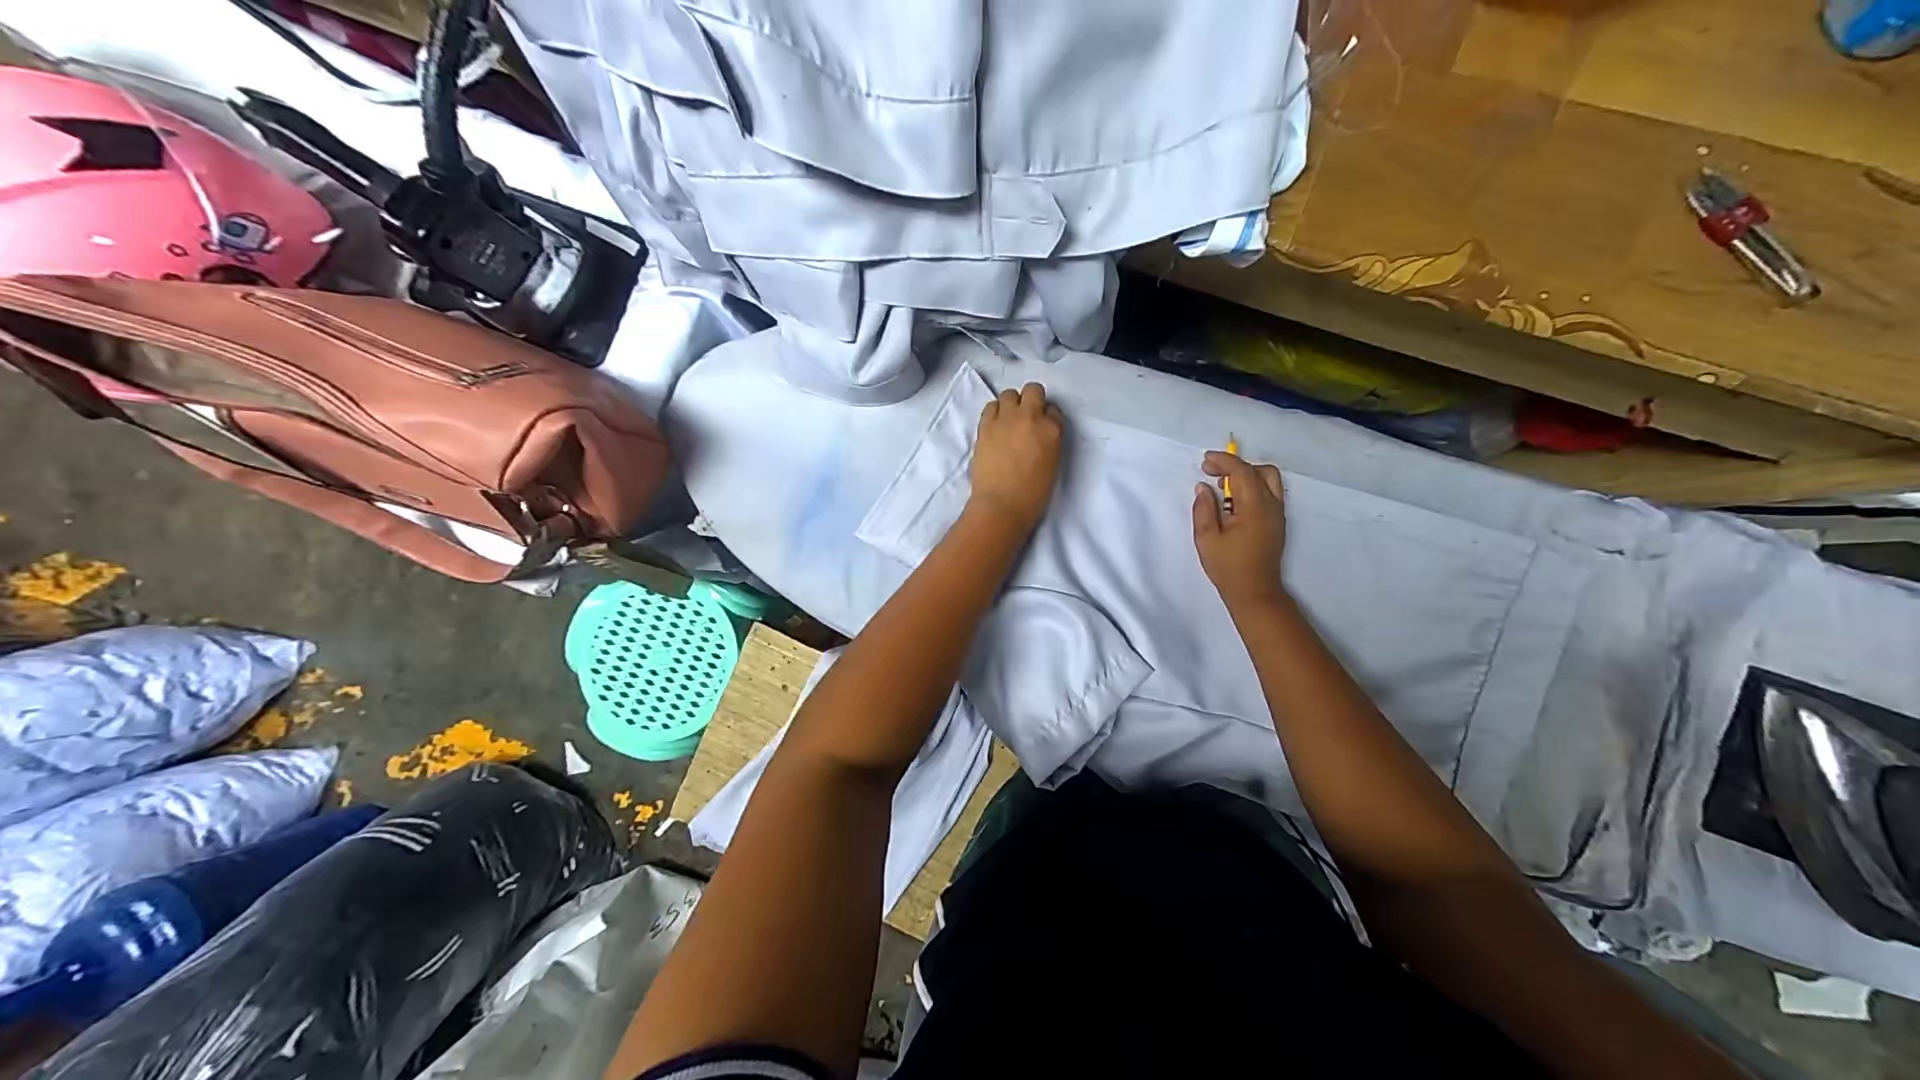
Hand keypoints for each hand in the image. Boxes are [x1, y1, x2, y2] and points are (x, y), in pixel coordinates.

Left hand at [969, 382, 1063, 534]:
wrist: (1002, 505)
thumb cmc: (1033, 494)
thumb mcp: (1053, 464)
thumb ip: (1049, 442)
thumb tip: (1040, 434)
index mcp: (1053, 430)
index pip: (1054, 410)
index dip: (1048, 416)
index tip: (1042, 427)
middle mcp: (1031, 418)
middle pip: (1033, 390)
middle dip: (1031, 400)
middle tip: (1026, 418)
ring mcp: (1006, 419)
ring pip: (1009, 394)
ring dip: (1011, 404)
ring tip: (1008, 421)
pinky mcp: (985, 426)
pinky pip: (990, 406)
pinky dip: (994, 412)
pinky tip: (995, 426)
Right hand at [1192, 450, 1287, 613]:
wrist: (1255, 591)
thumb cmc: (1228, 567)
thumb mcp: (1206, 538)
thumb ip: (1204, 509)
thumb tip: (1203, 488)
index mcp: (1254, 507)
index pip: (1241, 471)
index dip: (1223, 461)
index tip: (1205, 460)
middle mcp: (1271, 505)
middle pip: (1260, 470)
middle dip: (1235, 465)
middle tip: (1212, 472)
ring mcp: (1278, 513)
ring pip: (1269, 479)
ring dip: (1247, 475)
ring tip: (1223, 486)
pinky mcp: (1278, 521)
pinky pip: (1270, 492)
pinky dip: (1253, 486)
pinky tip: (1234, 500)